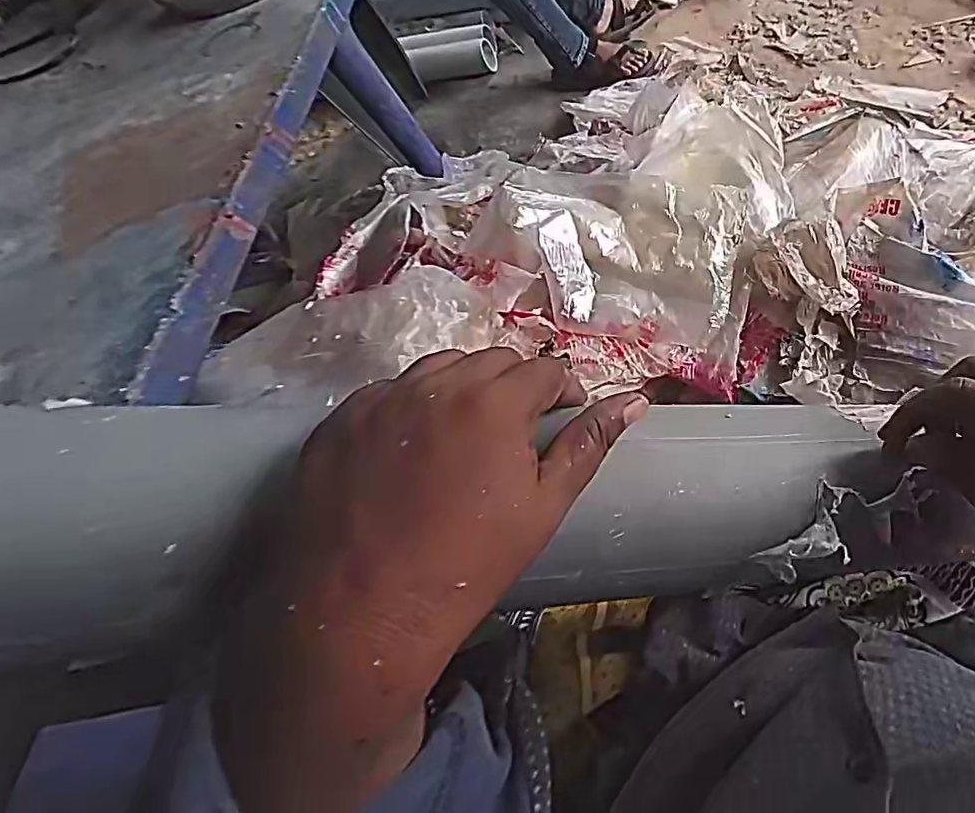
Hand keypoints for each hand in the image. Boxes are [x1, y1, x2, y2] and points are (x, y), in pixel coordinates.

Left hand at [215, 349, 645, 811]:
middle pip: (494, 359)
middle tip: (513, 428)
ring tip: (462, 431)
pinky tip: (411, 447)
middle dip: (514, 385)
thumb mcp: (542, 507)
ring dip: (463, 386)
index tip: (560, 412)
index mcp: (494, 402)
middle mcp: (437, 384)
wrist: (363, 614)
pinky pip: (390, 391)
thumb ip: (587, 444)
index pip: (545, 369)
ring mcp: (383, 397)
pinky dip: (411, 405)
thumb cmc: (468, 564)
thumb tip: (632, 401)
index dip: (561, 389)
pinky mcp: (342, 417)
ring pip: (441, 367)